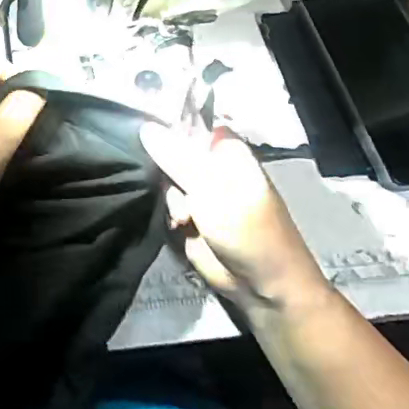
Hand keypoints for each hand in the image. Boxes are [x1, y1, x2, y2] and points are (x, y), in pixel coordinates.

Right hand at [139, 123, 330, 316]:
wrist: (263, 284)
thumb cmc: (248, 229)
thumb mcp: (211, 189)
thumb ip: (177, 158)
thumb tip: (146, 126)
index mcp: (227, 149)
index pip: (190, 124)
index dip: (168, 129)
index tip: (147, 137)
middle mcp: (213, 166)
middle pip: (172, 153)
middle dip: (167, 171)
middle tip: (177, 191)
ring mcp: (201, 192)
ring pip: (167, 180)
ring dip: (172, 200)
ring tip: (184, 219)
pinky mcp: (191, 217)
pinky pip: (168, 205)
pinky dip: (171, 216)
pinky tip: (181, 228)